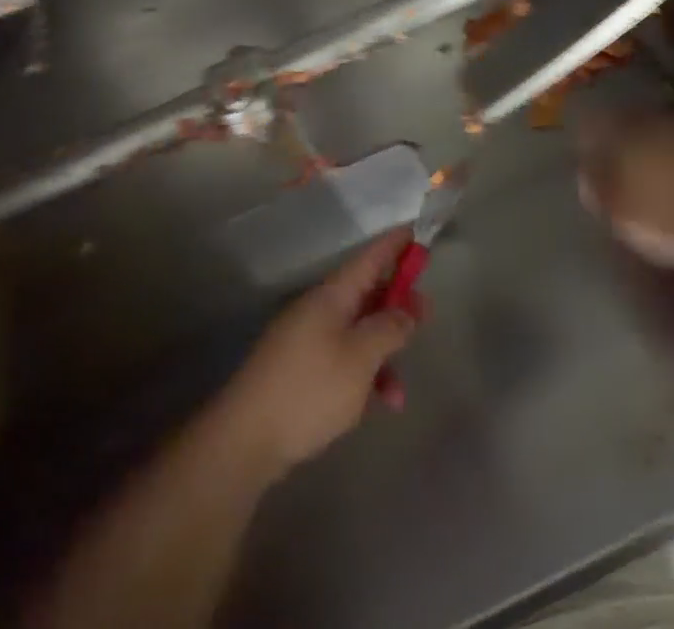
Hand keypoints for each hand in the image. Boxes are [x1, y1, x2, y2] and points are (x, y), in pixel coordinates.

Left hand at [216, 229, 417, 474]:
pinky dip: (365, 377)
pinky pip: (344, 361)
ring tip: (400, 393)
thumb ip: (390, 327)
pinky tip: (377, 405)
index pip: (369, 258)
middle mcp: (317, 312)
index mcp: (330, 297)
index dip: (394, 244)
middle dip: (397, 305)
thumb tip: (406, 308)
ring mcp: (307, 342)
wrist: (246, 440)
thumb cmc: (310, 390)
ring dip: (384, 356)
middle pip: (365, 295)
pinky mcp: (302, 372)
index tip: (418, 231)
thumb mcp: (361, 357)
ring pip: (358, 334)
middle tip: (427, 315)